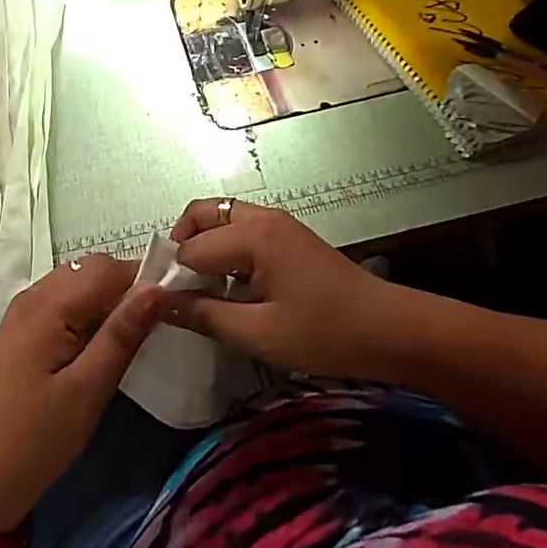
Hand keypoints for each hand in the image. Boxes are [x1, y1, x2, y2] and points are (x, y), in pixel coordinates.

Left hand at [0, 255, 167, 531]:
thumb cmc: (39, 438)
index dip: (144, 281)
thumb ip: (123, 333)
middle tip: (149, 327)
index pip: (109, 268)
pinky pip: (65, 297)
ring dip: (108, 297)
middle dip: (127, 287)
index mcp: (48, 306)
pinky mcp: (24, 326)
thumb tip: (160, 287)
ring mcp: (24, 309)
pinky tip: (97, 342)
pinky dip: (89, 307)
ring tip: (126, 337)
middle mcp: (33, 295)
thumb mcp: (90, 389)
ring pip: (80, 279)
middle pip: (93, 267)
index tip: (170, 309)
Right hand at [166, 198, 398, 377]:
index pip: (190, 248)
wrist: (388, 330)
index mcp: (253, 235)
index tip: (165, 310)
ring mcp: (279, 224)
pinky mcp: (289, 237)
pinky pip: (242, 232)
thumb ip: (203, 315)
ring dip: (204, 247)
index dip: (172, 279)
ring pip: (222, 221)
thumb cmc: (324, 333)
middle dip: (182, 246)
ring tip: (202, 292)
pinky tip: (231, 289)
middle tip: (179, 290)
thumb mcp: (258, 333)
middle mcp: (262, 218)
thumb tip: (158, 304)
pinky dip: (225, 251)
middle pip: (202, 214)